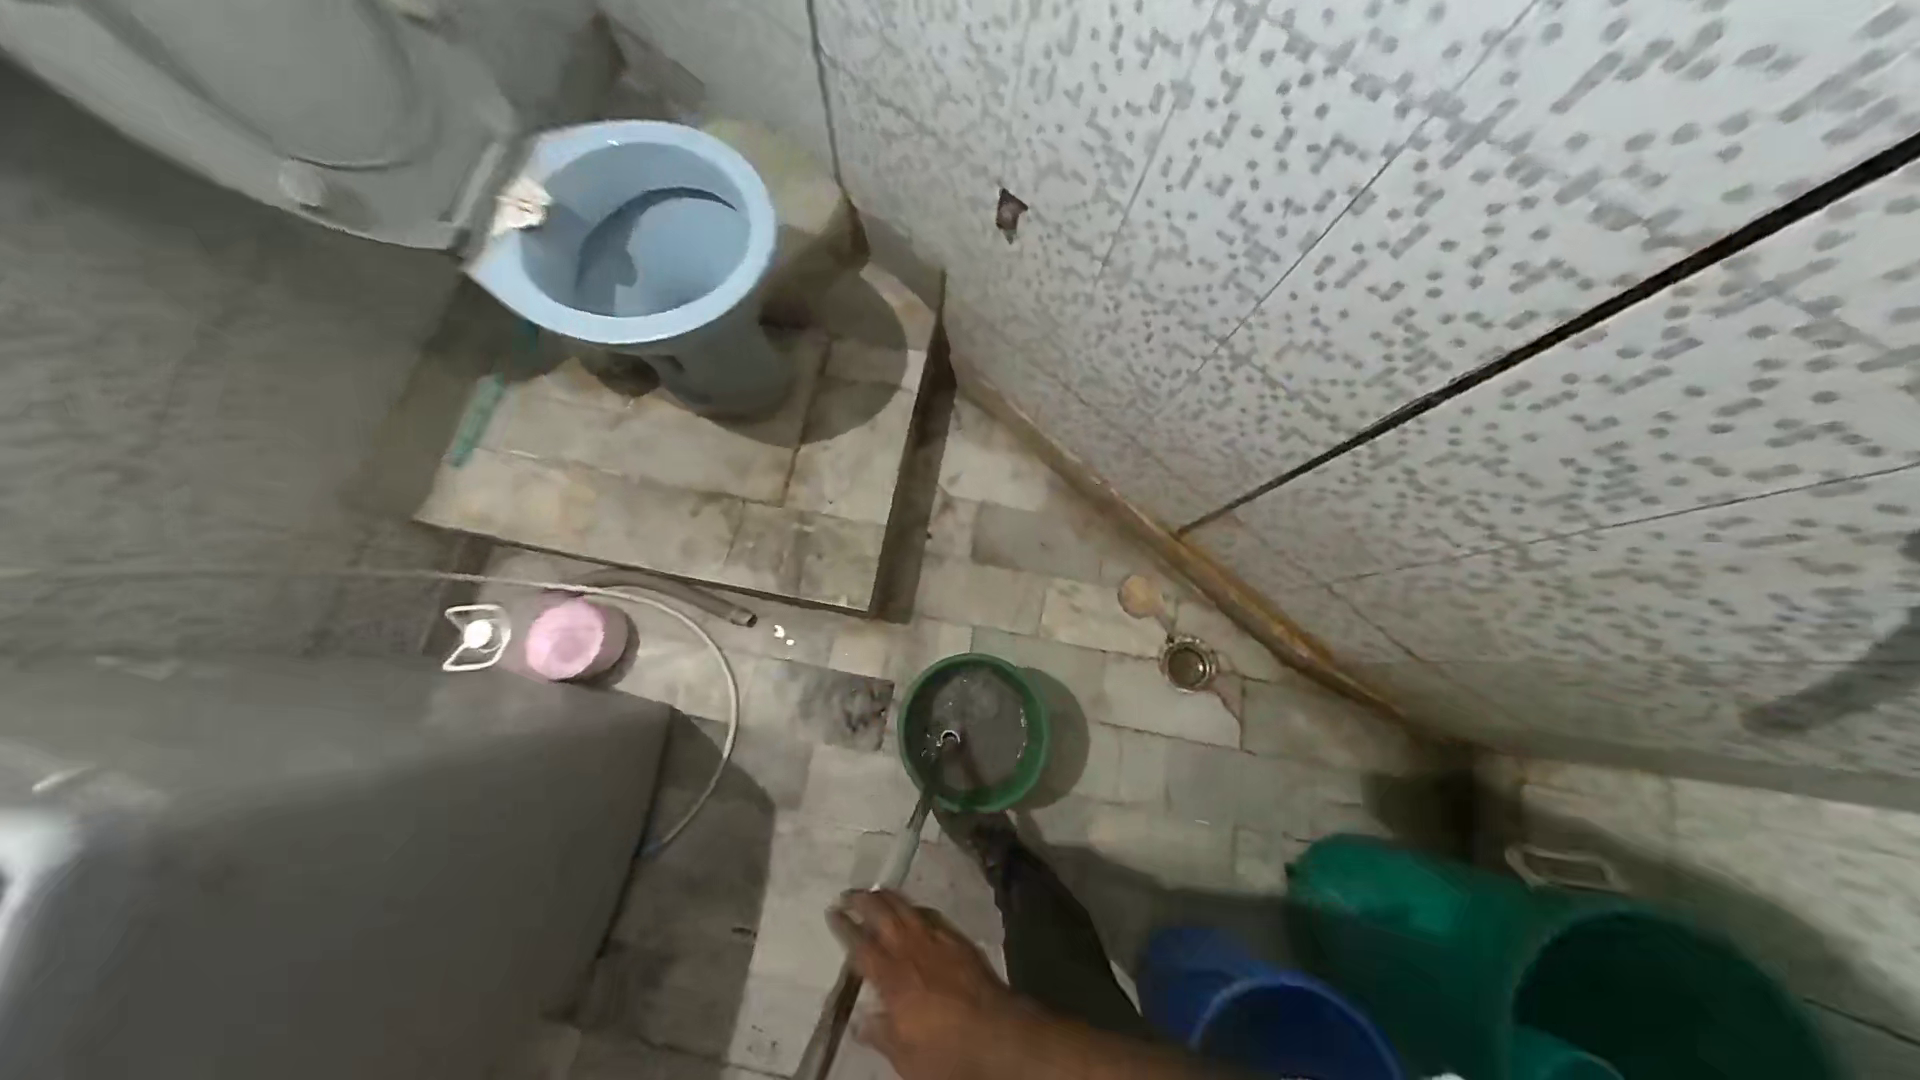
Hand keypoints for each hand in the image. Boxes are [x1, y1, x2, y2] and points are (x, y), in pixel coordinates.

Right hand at [829, 889, 1024, 1079]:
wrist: (997, 1031)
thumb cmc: (947, 1051)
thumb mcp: (906, 1058)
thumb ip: (881, 1035)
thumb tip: (859, 1020)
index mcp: (893, 979)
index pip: (861, 946)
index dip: (845, 927)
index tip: (832, 912)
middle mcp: (911, 951)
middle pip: (883, 916)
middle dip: (863, 901)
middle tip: (849, 893)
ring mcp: (937, 940)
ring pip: (907, 908)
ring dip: (888, 897)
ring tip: (875, 891)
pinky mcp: (957, 940)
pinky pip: (931, 915)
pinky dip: (916, 908)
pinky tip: (913, 909)